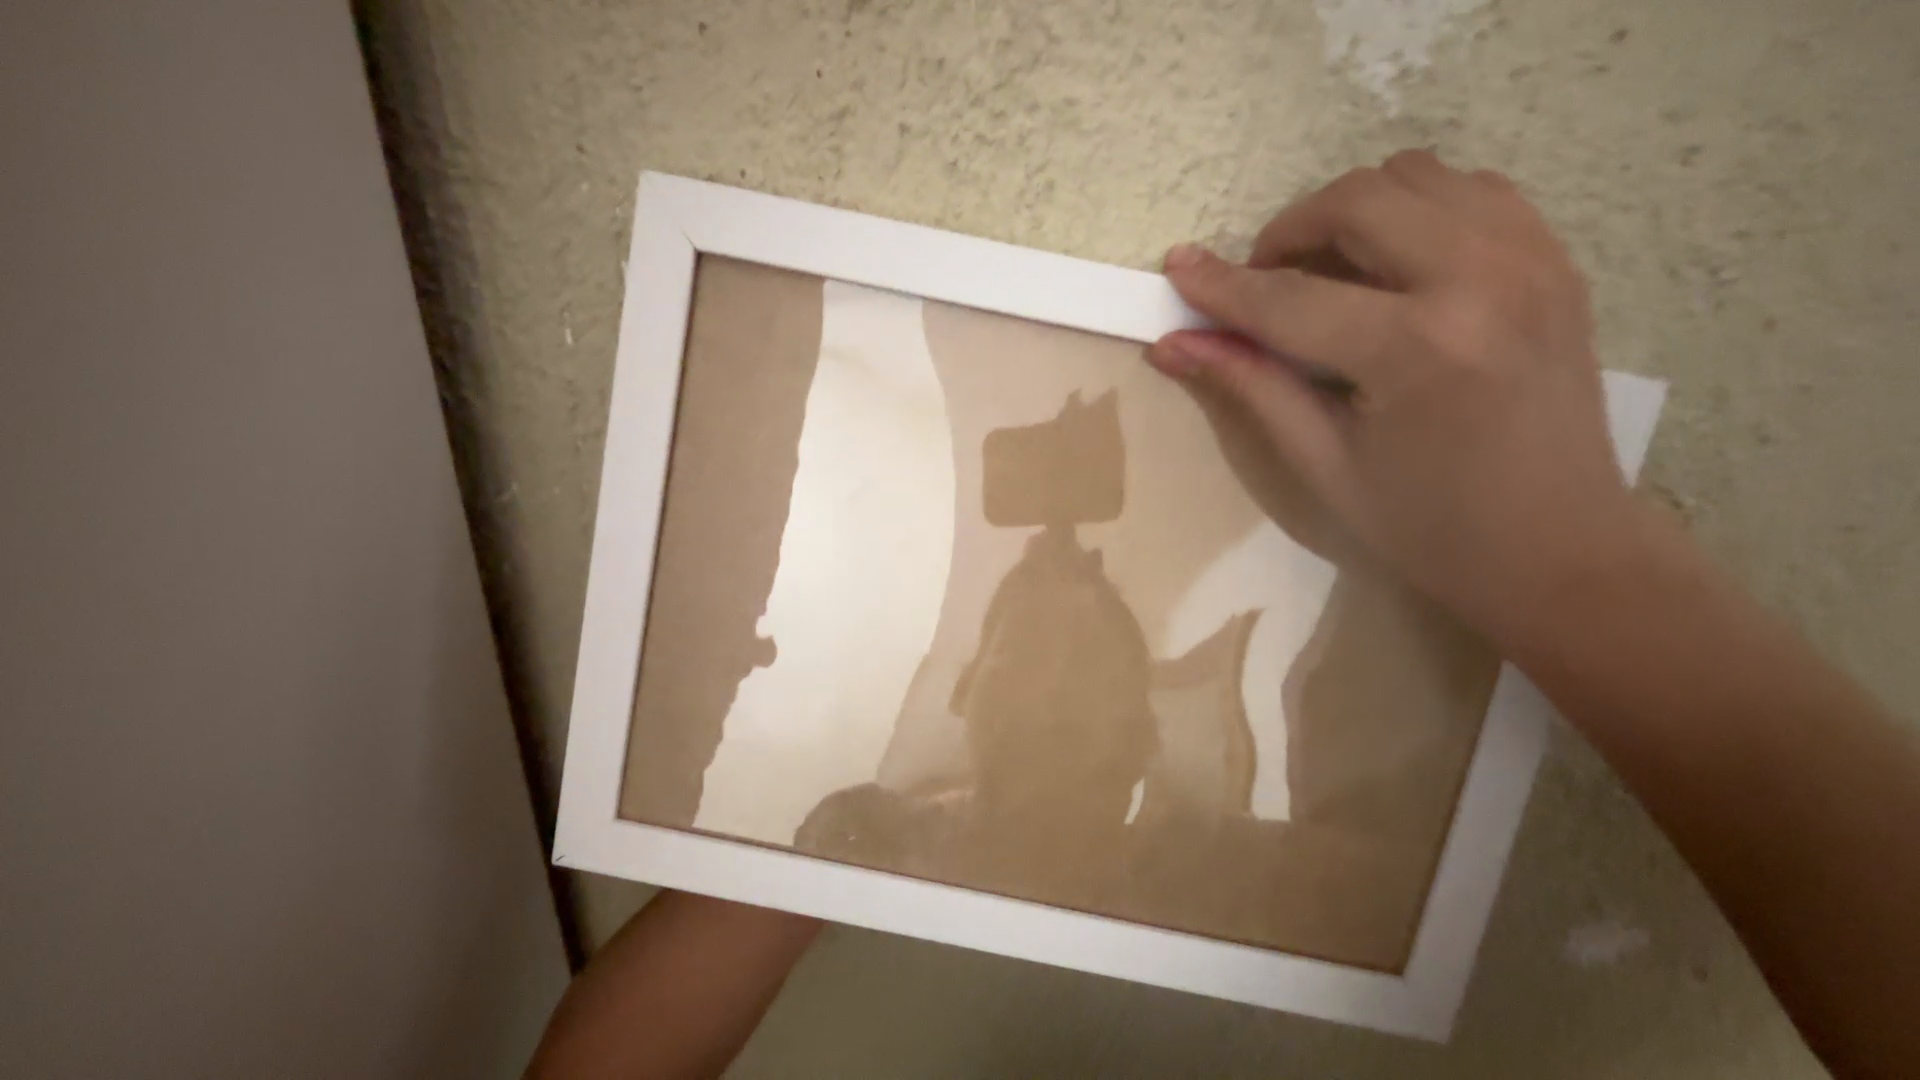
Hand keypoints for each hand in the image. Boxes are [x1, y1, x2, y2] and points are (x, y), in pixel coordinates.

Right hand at [1150, 150, 1651, 645]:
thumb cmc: (1428, 526)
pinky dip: (1416, 210)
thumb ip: (1250, 387)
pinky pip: (1471, 190)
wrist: (1559, 549)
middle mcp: (1481, 279)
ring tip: (1329, 274)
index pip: (1290, 297)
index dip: (1222, 285)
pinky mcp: (1556, 260)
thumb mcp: (1323, 464)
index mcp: (1416, 349)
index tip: (1176, 269)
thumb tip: (1174, 343)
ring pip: (1416, 175)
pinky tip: (1395, 266)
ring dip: (1352, 212)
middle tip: (1264, 283)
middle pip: (1358, 202)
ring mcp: (1531, 259)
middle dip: (1289, 232)